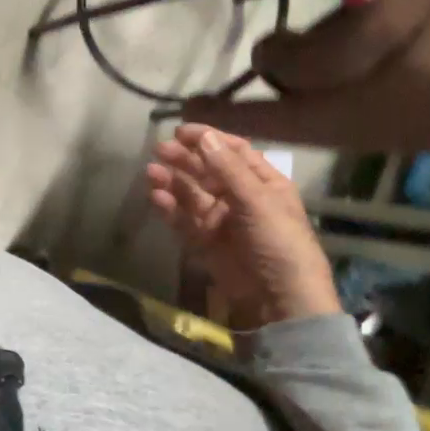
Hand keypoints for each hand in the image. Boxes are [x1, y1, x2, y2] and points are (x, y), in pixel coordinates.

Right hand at [145, 124, 340, 328]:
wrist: (278, 299)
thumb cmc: (278, 243)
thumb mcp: (257, 201)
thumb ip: (228, 169)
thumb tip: (204, 137)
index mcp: (264, 184)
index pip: (234, 152)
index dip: (209, 139)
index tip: (181, 131)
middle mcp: (241, 198)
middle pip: (208, 171)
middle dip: (185, 159)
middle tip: (159, 149)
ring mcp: (220, 220)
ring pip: (190, 194)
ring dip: (172, 181)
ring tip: (151, 172)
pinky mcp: (203, 241)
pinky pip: (182, 219)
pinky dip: (169, 208)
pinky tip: (156, 197)